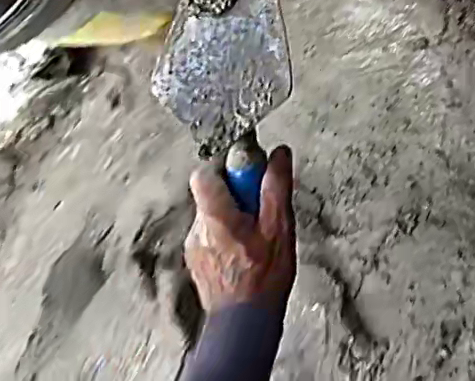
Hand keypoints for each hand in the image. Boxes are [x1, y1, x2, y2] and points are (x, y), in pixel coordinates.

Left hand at [184, 145, 296, 313]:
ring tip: (260, 229)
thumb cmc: (264, 275)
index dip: (230, 163)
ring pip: (216, 209)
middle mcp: (197, 230)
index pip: (205, 173)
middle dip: (242, 189)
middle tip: (265, 205)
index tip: (253, 166)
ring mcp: (194, 246)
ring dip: (239, 209)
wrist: (244, 320)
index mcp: (215, 218)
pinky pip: (214, 228)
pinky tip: (250, 244)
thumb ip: (276, 185)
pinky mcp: (198, 258)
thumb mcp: (280, 224)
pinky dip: (232, 227)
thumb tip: (278, 153)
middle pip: (215, 190)